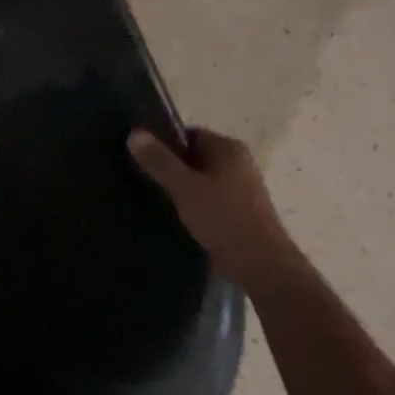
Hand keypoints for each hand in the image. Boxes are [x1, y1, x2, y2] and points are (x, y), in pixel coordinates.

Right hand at [129, 127, 295, 289]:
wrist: (259, 262)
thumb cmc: (222, 218)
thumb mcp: (184, 188)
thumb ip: (159, 162)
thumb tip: (134, 133)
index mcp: (228, 148)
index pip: (190, 134)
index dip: (164, 144)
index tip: (141, 160)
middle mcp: (239, 162)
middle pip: (196, 157)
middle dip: (171, 168)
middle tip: (142, 181)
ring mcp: (242, 187)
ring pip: (202, 180)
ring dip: (181, 188)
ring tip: (154, 200)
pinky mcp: (240, 210)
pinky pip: (209, 198)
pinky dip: (193, 204)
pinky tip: (176, 217)